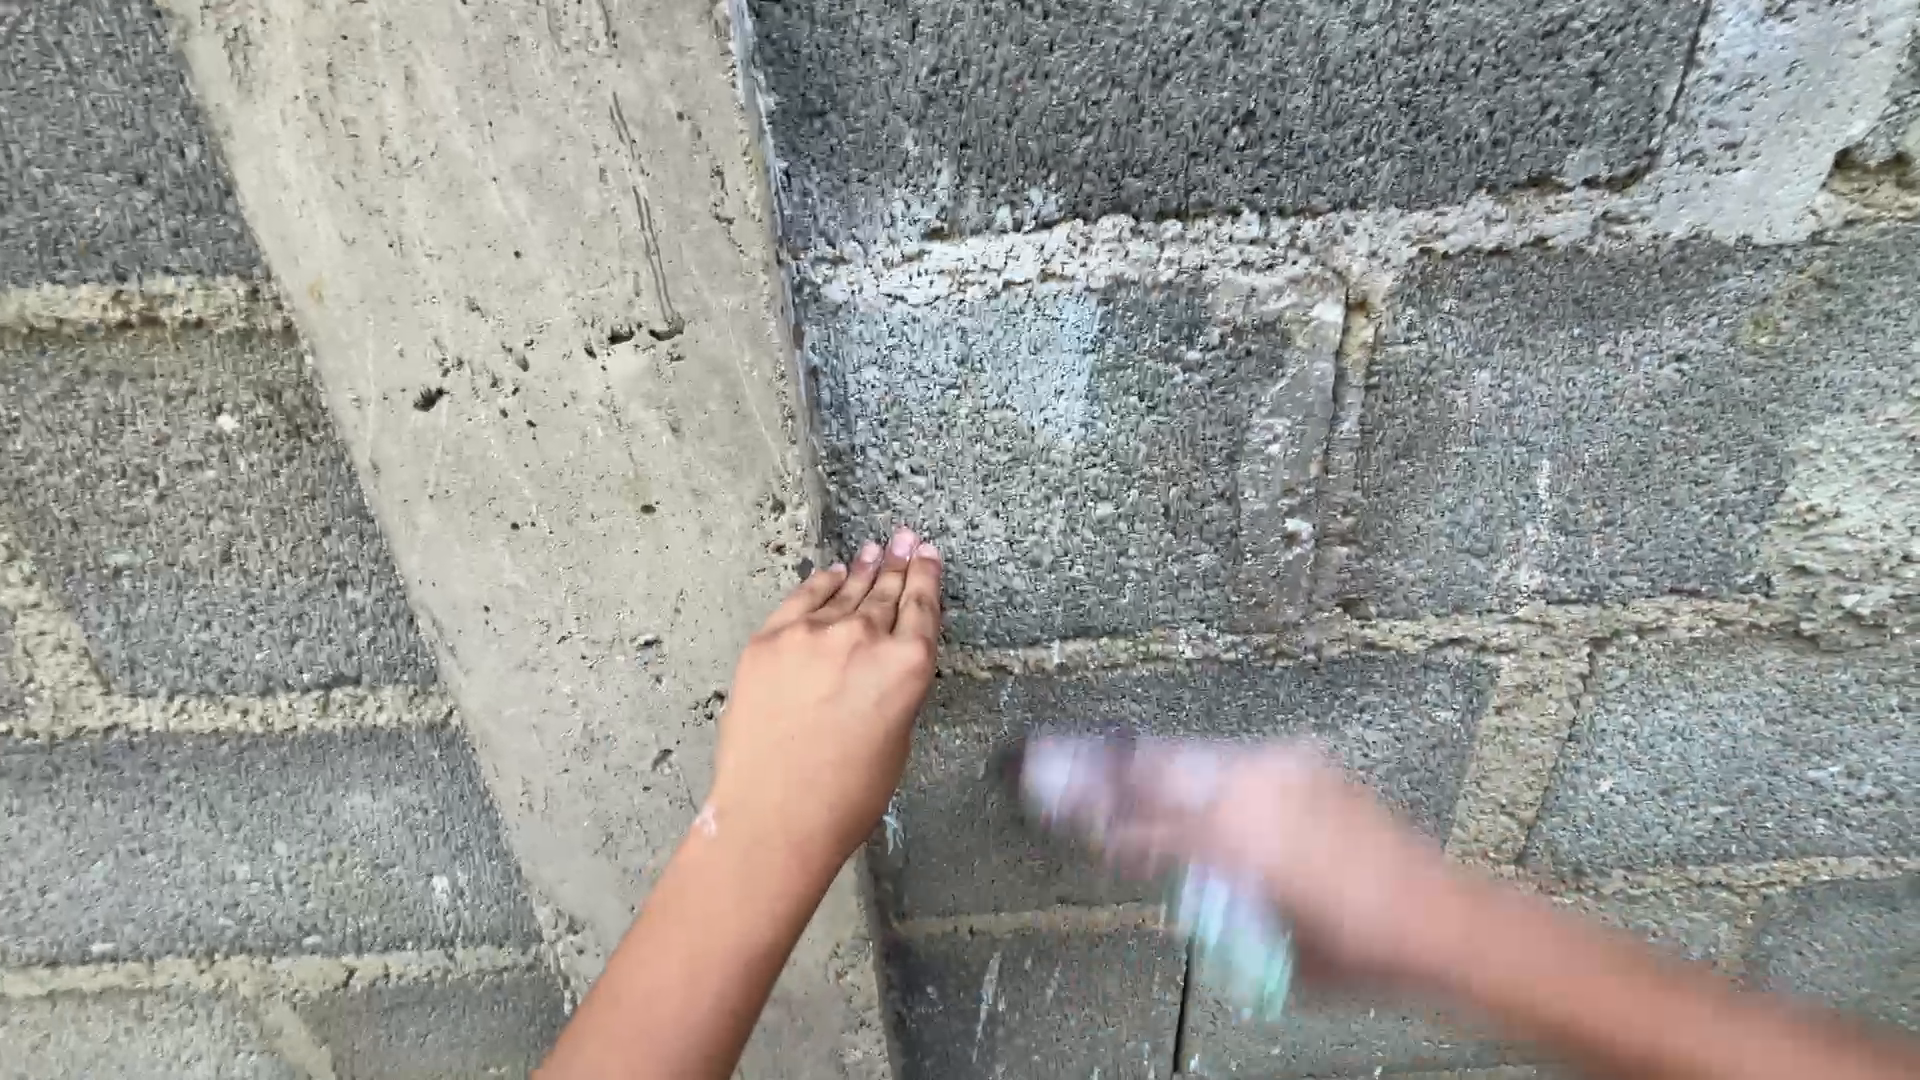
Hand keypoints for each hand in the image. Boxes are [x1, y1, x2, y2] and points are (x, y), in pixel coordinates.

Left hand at [707, 527, 942, 870]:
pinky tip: (833, 571)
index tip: (928, 554)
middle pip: (887, 590)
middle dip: (900, 563)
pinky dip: (821, 582)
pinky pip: (802, 598)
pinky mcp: (771, 640)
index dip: (927, 576)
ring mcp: (813, 634)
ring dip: (863, 568)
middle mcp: (864, 638)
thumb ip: (896, 686)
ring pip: (846, 589)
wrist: (773, 816)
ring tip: (875, 549)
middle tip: (907, 539)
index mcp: (907, 666)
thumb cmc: (845, 794)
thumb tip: (883, 660)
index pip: (922, 606)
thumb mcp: (898, 736)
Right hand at [1020, 737, 1471, 989]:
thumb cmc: (1358, 951)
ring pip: (1188, 756)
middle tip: (1045, 755)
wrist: (1446, 919)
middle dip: (1094, 763)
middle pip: (1152, 767)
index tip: (1052, 797)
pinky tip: (1180, 770)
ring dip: (1141, 761)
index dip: (1094, 810)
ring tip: (1097, 754)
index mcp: (1238, 841)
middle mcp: (1253, 791)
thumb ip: (1205, 894)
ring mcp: (1278, 767)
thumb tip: (1160, 863)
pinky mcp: (1301, 760)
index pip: (1143, 820)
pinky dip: (1195, 766)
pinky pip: (1231, 757)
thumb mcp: (1268, 944)